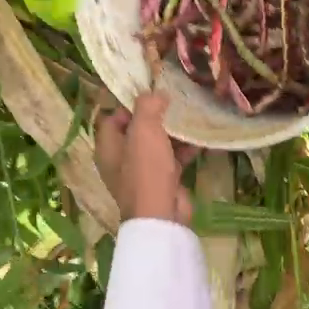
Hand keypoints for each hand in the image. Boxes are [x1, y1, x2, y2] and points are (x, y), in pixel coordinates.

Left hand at [95, 91, 193, 223]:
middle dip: (157, 116)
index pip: (114, 117)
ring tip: (190, 116)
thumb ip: (147, 105)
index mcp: (108, 146)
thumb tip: (155, 93)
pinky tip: (199, 139)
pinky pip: (171, 159)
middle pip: (137, 130)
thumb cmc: (146, 168)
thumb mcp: (144, 129)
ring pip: (156, 143)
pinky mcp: (160, 181)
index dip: (130, 104)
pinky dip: (183, 149)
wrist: (161, 214)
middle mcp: (120, 159)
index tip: (152, 95)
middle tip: (175, 102)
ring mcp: (141, 172)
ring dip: (173, 132)